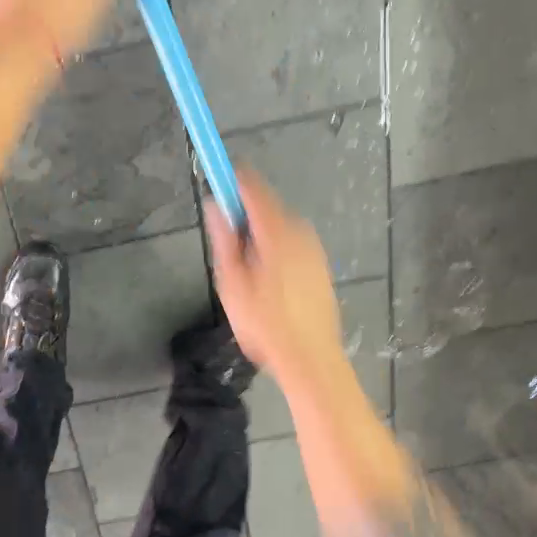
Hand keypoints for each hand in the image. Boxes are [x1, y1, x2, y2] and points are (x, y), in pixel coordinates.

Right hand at [207, 171, 343, 381]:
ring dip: (261, 237)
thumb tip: (216, 204)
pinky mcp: (321, 266)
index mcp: (276, 231)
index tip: (215, 180)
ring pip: (280, 228)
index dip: (232, 178)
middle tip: (226, 248)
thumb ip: (224, 239)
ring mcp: (314, 249)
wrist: (310, 358)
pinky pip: (292, 246)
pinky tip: (268, 285)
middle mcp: (300, 231)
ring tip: (246, 276)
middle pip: (267, 207)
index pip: (252, 187)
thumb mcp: (232, 282)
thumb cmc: (265, 323)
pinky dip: (276, 252)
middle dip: (245, 218)